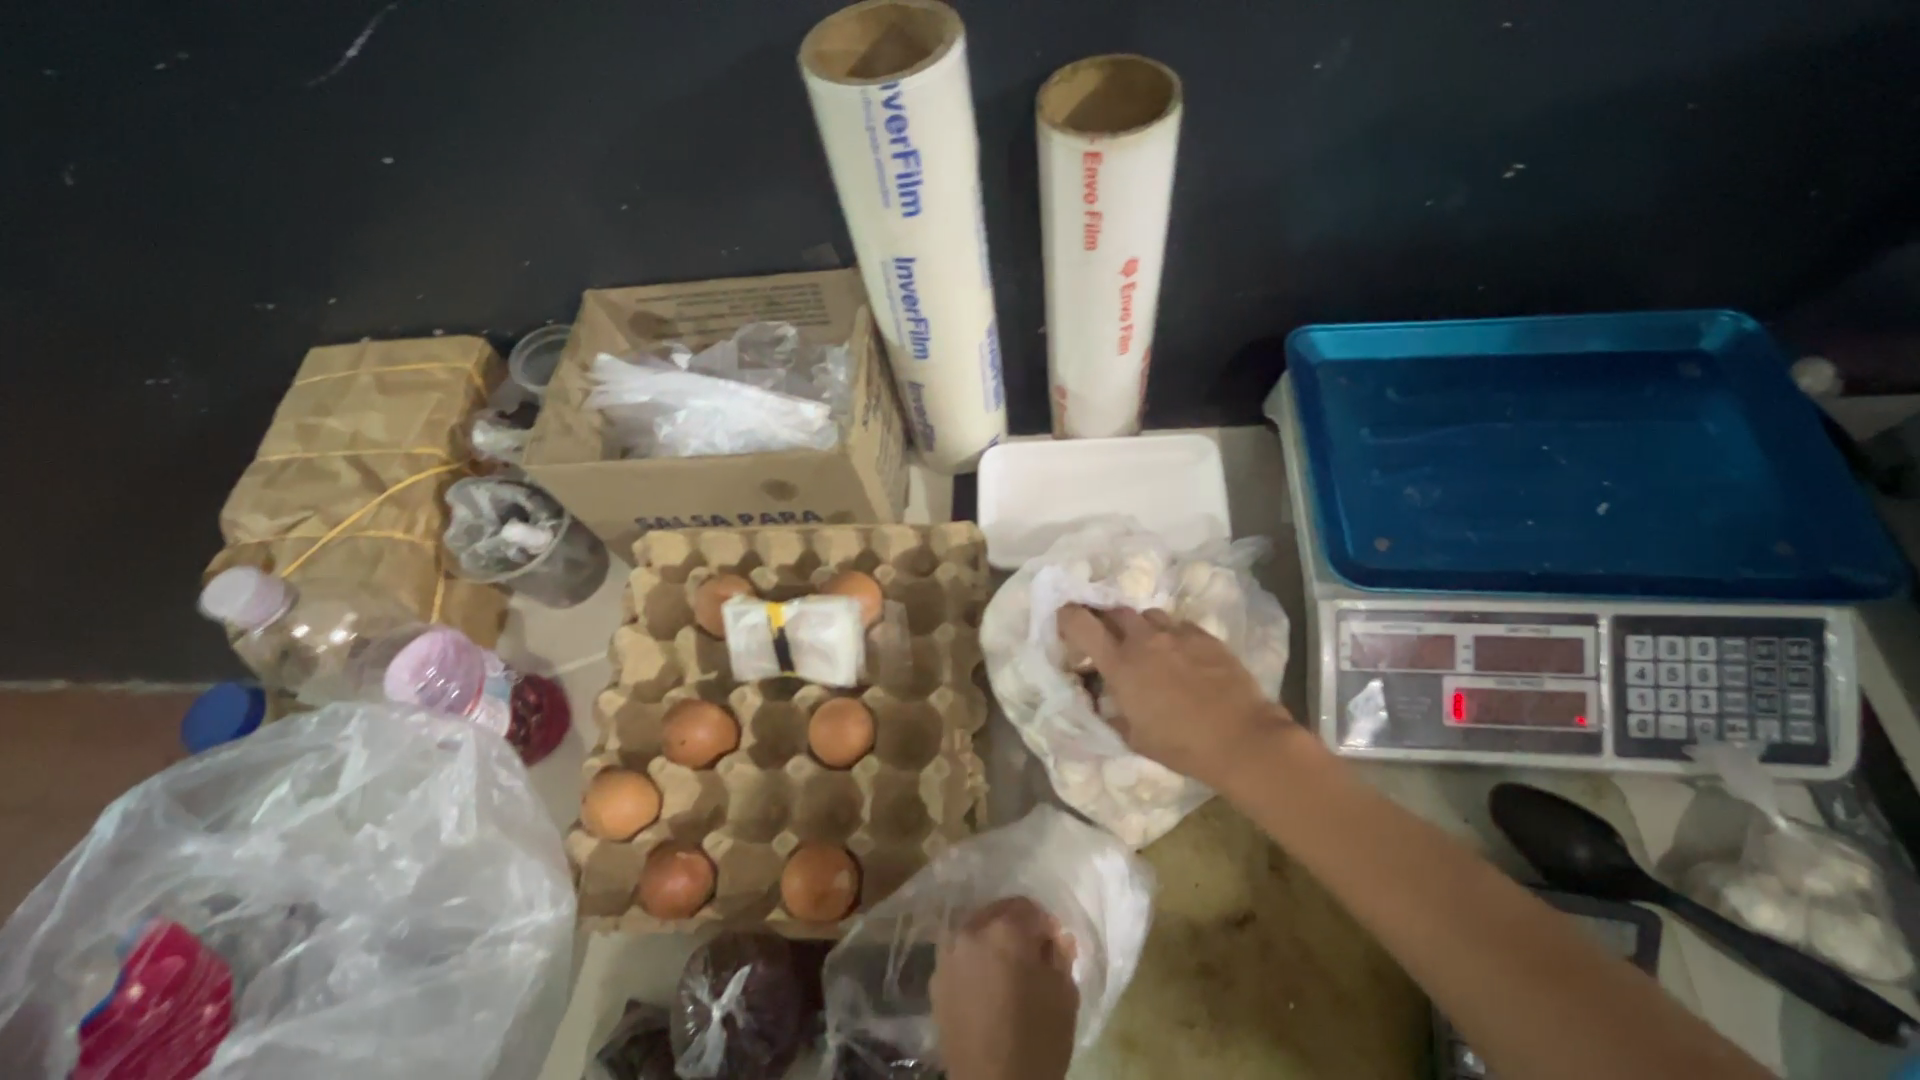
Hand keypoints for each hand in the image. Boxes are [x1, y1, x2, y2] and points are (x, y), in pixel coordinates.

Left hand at [931, 897, 1077, 1079]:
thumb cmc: (1037, 1040)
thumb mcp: (1064, 995)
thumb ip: (1060, 956)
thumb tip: (1056, 939)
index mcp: (1006, 930)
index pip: (1029, 907)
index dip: (1046, 926)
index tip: (1055, 947)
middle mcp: (970, 933)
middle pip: (997, 913)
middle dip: (1017, 928)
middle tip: (1033, 956)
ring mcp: (947, 956)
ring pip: (975, 933)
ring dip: (992, 943)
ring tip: (1007, 972)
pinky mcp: (935, 982)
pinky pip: (959, 958)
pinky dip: (974, 963)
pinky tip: (986, 989)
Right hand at [1057, 604, 1292, 789]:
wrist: (1240, 737)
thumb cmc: (1181, 745)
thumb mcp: (1134, 736)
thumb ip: (1114, 712)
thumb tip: (1108, 702)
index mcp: (1120, 664)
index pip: (1081, 623)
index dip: (1067, 617)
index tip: (1064, 622)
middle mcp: (1145, 640)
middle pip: (1115, 611)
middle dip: (1104, 620)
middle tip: (1105, 637)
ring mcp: (1178, 634)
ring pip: (1148, 615)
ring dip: (1139, 627)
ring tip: (1145, 646)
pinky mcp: (1206, 636)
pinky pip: (1179, 626)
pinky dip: (1171, 635)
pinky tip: (1179, 655)